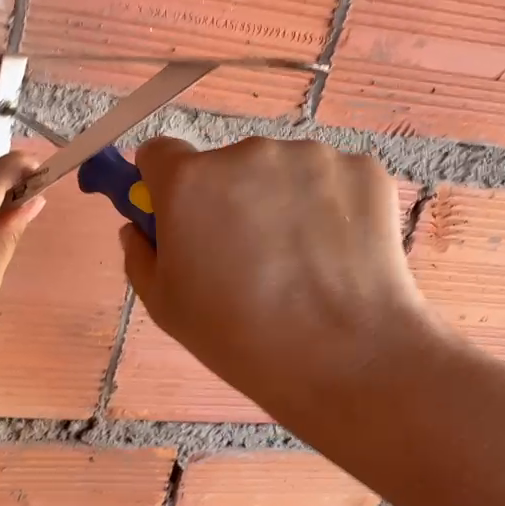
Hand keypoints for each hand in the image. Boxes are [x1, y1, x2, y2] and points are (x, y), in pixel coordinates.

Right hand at [120, 136, 435, 414]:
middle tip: (237, 257)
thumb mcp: (162, 304)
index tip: (172, 215)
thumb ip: (140, 254)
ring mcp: (311, 156)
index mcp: (188, 182)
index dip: (159, 184)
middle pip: (221, 165)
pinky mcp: (363, 168)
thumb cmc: (232, 333)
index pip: (158, 152)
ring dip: (274, 201)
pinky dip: (323, 208)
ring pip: (277, 172)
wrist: (340, 353)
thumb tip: (140, 229)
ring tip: (290, 262)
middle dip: (222, 199)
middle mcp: (247, 153)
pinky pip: (327, 180)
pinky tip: (328, 255)